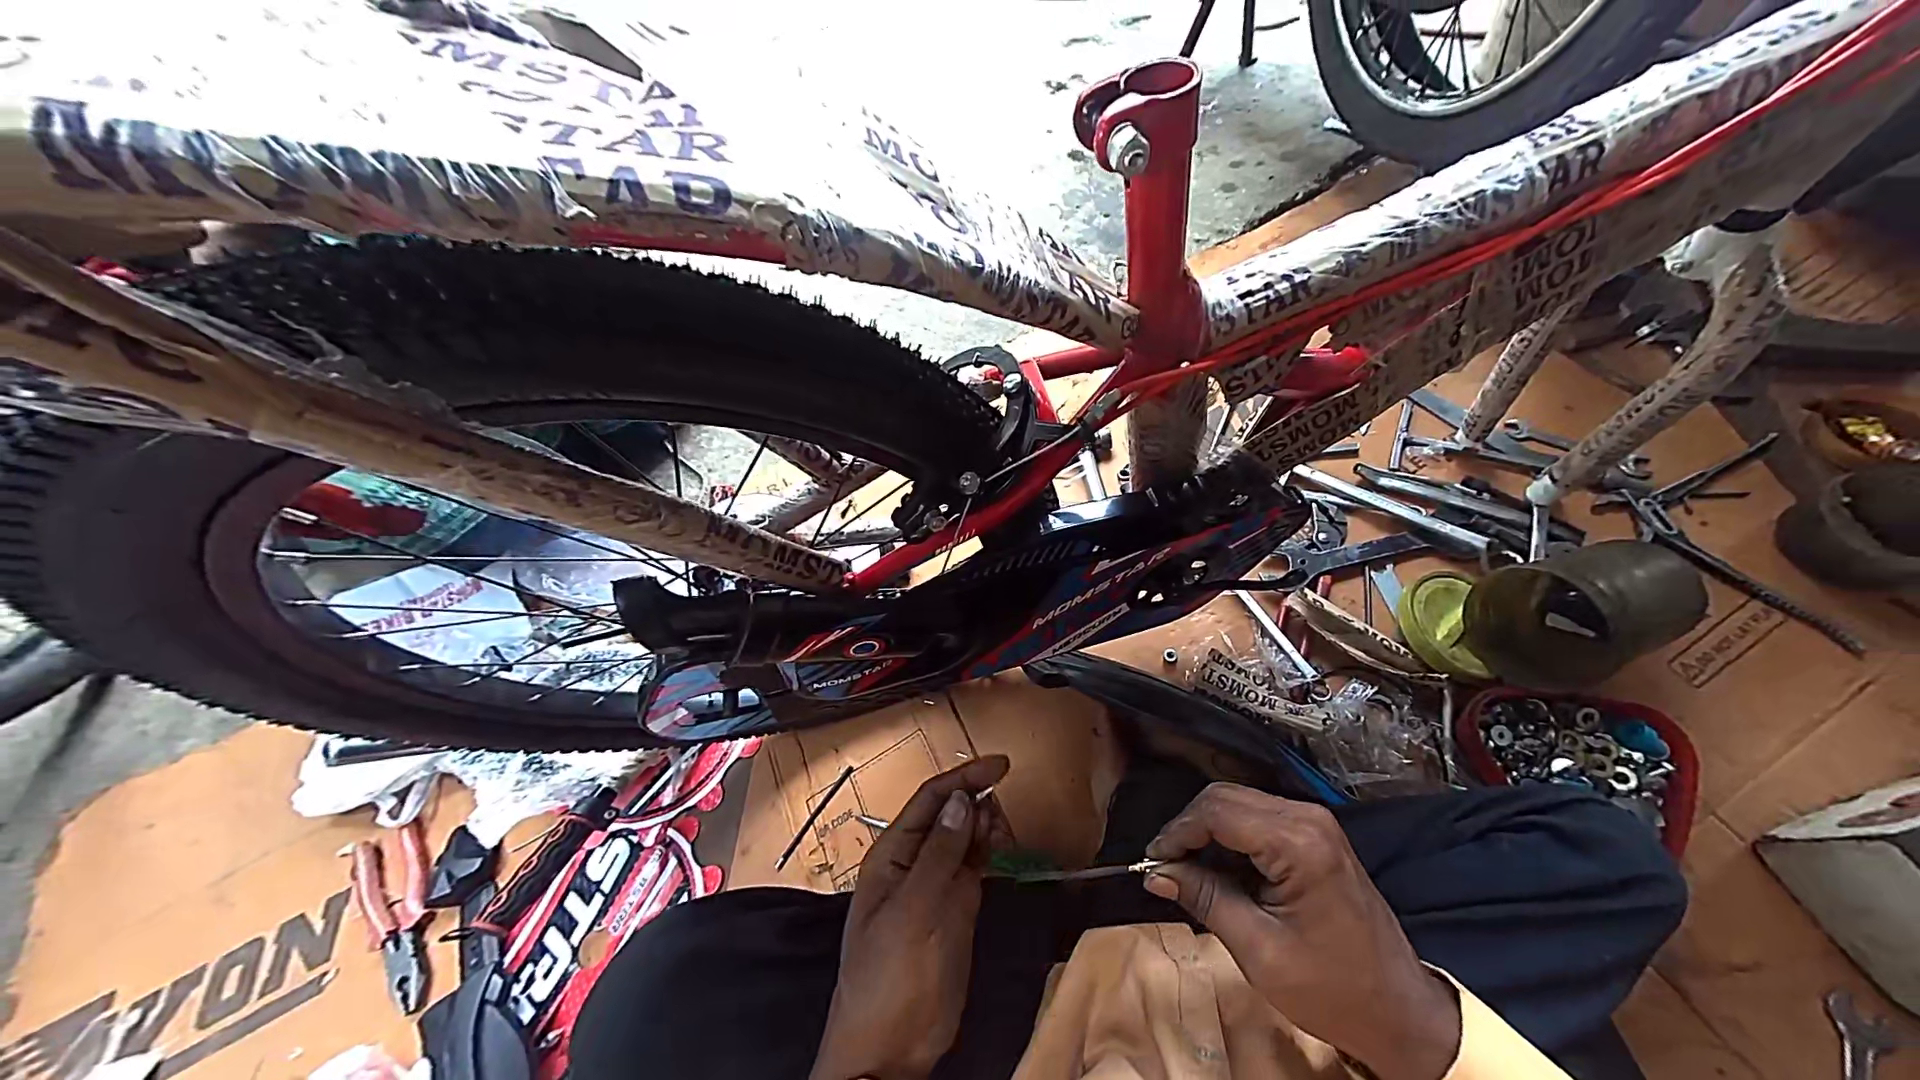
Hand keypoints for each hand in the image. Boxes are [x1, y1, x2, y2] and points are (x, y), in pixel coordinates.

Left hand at [809, 756, 1012, 1079]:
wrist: (890, 1048)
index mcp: (892, 854)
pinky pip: (976, 865)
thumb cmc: (888, 976)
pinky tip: (1001, 848)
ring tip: (1003, 833)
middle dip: (977, 802)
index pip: (930, 801)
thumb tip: (962, 802)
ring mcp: (937, 883)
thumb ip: (938, 856)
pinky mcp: (957, 906)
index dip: (963, 778)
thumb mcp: (912, 912)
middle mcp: (915, 861)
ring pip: (966, 837)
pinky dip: (990, 851)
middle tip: (1004, 814)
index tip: (1000, 766)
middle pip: (950, 814)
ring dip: (986, 826)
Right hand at [1143, 784, 1460, 1079]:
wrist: (1402, 1013)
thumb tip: (1156, 873)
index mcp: (1298, 844)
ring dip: (1206, 829)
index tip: (1153, 862)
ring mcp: (1315, 823)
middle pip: (1224, 797)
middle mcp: (1307, 818)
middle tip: (1166, 865)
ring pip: (1237, 802)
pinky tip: (1217, 867)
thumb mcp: (1259, 950)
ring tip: (1186, 868)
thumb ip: (1205, 899)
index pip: (1216, 812)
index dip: (1177, 832)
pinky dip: (1228, 835)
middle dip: (1188, 827)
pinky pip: (1257, 816)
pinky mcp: (1315, 834)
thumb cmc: (1333, 990)